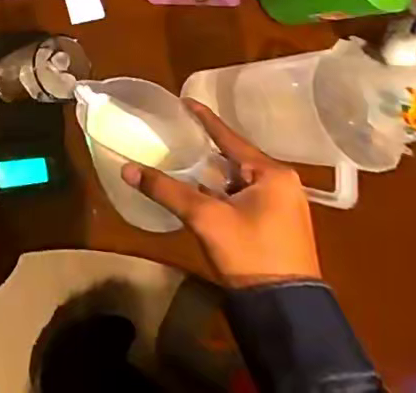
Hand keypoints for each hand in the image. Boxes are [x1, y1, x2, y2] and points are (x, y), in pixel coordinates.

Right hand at [120, 100, 321, 288]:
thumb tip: (129, 169)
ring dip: (216, 174)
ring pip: (242, 179)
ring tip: (189, 161)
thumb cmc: (249, 255)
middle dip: (209, 149)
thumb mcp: (206, 219)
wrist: (286, 314)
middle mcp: (284, 183)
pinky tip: (206, 193)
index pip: (230, 137)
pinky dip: (226, 192)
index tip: (186, 101)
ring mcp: (285, 206)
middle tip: (182, 134)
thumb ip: (168, 190)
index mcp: (273, 173)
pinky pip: (249, 196)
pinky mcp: (281, 226)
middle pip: (237, 158)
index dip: (205, 119)